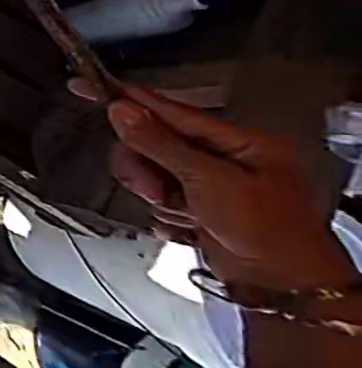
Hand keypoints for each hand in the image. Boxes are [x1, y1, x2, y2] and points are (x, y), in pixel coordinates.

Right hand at [76, 81, 353, 292]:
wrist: (280, 283)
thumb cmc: (264, 228)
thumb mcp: (209, 180)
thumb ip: (160, 143)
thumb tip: (121, 110)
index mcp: (242, 142)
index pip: (169, 111)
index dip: (127, 99)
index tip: (85, 84)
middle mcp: (224, 155)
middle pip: (150, 141)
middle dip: (143, 166)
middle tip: (154, 188)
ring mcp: (209, 178)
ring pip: (146, 166)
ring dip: (150, 188)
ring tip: (174, 207)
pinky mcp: (195, 198)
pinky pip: (153, 187)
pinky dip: (160, 205)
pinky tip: (184, 219)